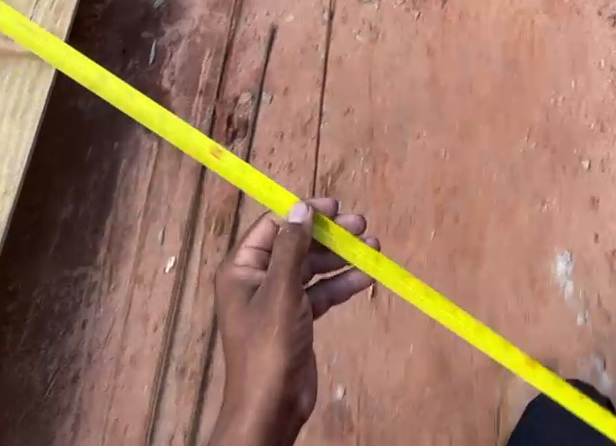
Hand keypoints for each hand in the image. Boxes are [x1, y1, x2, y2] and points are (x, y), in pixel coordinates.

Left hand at [210, 197, 375, 445]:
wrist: (270, 410)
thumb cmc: (268, 347)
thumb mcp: (281, 291)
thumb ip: (291, 248)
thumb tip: (301, 208)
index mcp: (242, 269)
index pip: (274, 226)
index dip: (304, 213)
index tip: (334, 207)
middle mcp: (258, 280)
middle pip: (297, 244)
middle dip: (329, 235)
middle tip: (360, 225)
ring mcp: (279, 300)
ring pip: (313, 267)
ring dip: (341, 257)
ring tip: (373, 246)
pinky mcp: (297, 319)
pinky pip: (321, 292)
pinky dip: (341, 283)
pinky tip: (365, 276)